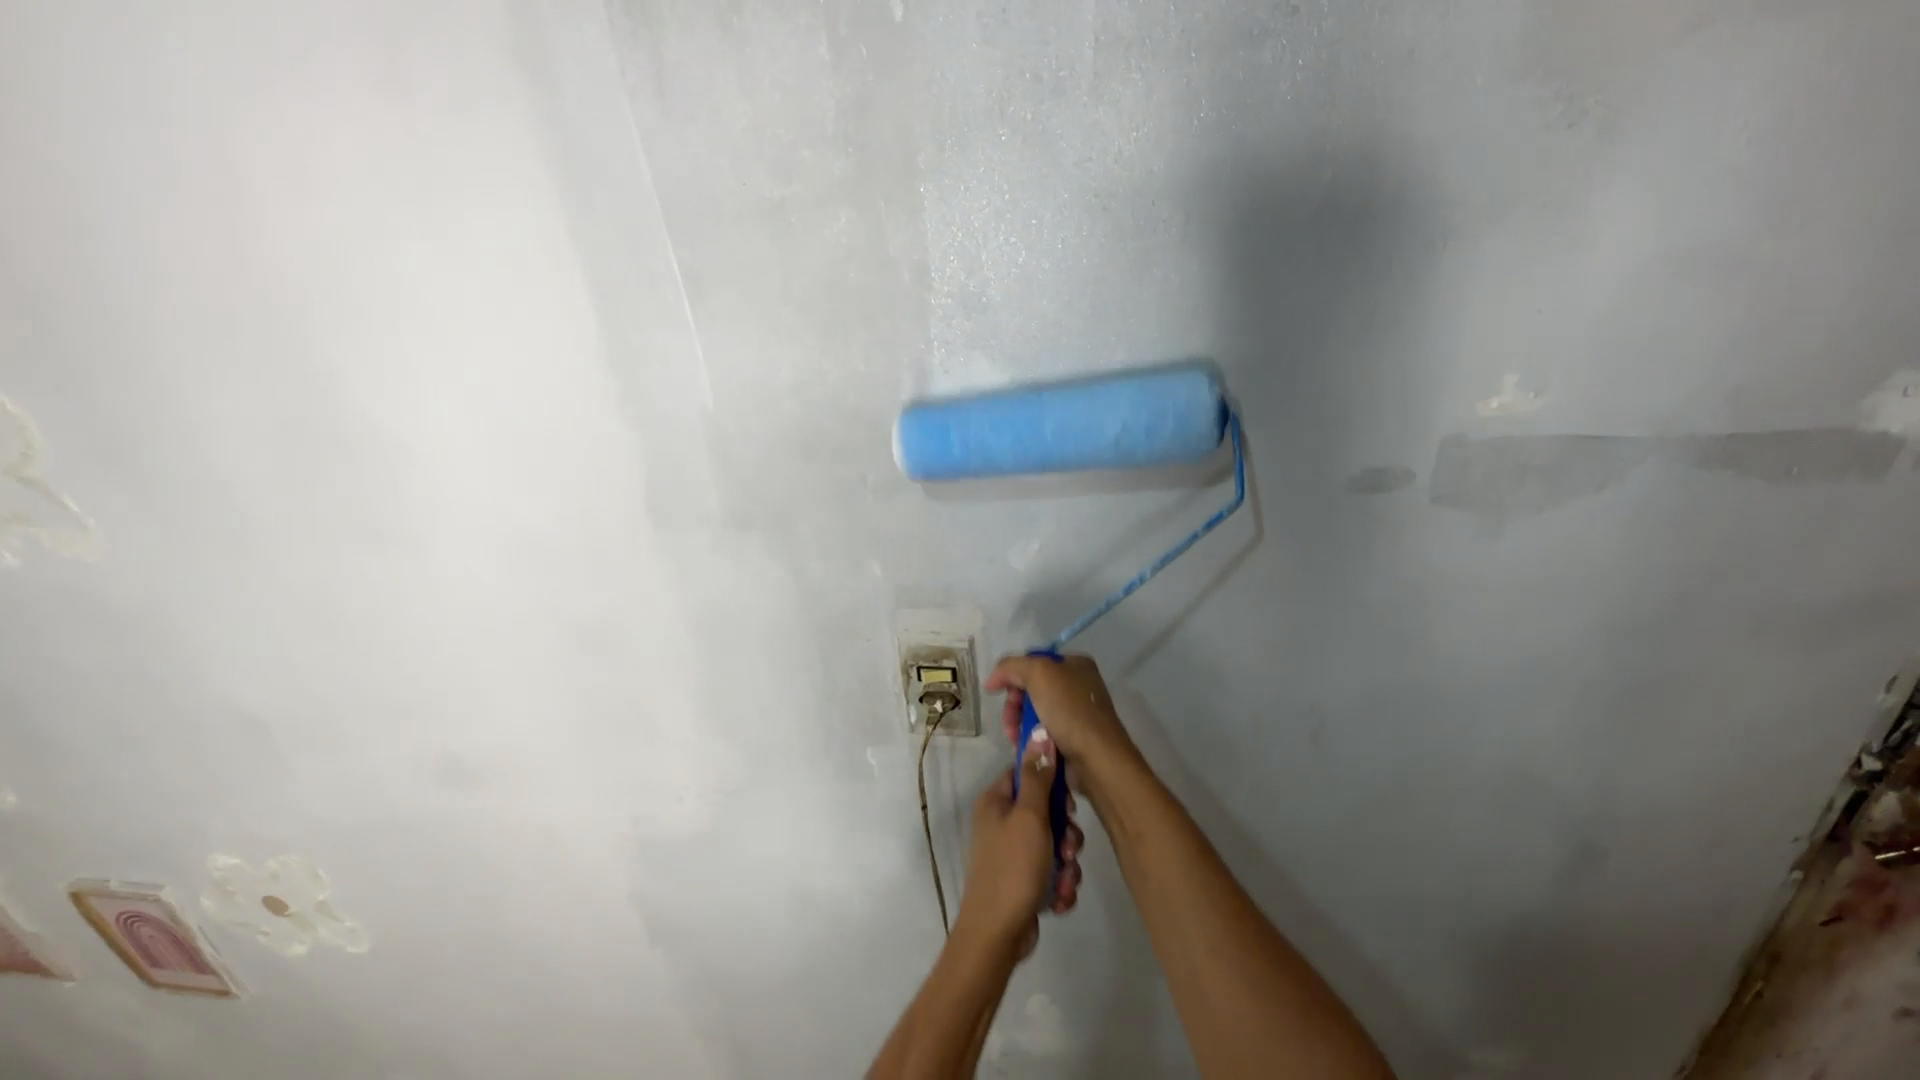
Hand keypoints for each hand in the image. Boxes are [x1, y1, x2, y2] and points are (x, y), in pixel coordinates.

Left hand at [955, 754, 1084, 952]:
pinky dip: (1059, 883)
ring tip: (1063, 879)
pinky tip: (1058, 897)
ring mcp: (1012, 853)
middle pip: (1047, 810)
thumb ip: (1038, 776)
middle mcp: (1001, 822)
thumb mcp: (1030, 817)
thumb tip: (1040, 731)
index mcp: (996, 801)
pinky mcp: (1023, 879)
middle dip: (1066, 832)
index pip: (1027, 772)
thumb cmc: (1013, 868)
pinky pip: (1052, 870)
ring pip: (1055, 843)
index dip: (1052, 783)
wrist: (997, 934)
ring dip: (1066, 863)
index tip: (1068, 801)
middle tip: (1068, 848)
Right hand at [987, 653, 1140, 792]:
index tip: (999, 693)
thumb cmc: (1070, 710)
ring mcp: (1074, 714)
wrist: (1095, 758)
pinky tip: (1024, 748)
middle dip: (1014, 708)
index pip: (1032, 663)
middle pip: (1029, 691)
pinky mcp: (1070, 738)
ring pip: (1031, 715)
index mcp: (1074, 664)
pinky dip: (1029, 740)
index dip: (1012, 677)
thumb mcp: (1039, 674)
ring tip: (1016, 740)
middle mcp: (1076, 686)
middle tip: (1010, 723)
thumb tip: (991, 682)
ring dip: (1018, 727)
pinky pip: (1040, 734)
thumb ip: (1011, 667)